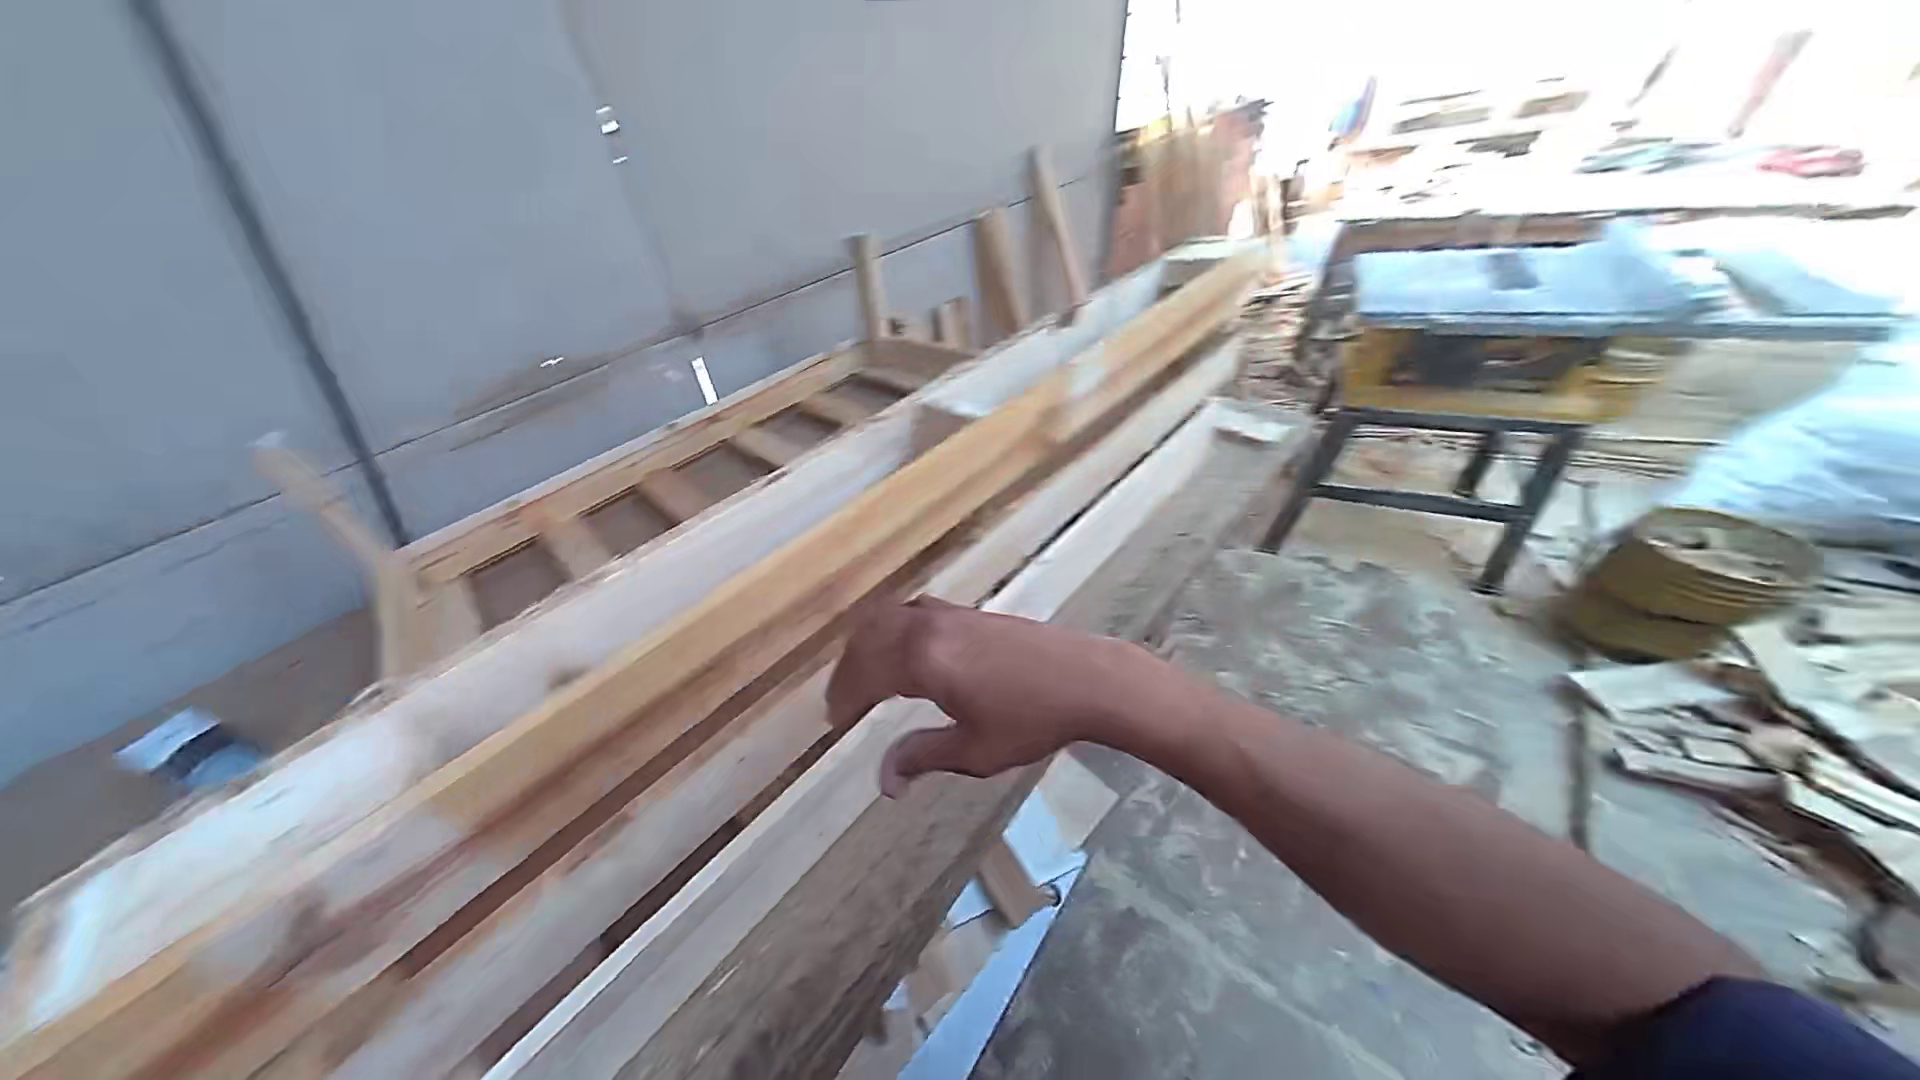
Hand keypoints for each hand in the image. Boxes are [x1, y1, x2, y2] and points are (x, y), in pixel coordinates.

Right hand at [827, 596, 1157, 796]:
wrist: (1088, 678)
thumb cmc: (1033, 719)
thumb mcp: (974, 750)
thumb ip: (922, 757)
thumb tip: (884, 783)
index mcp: (923, 660)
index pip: (864, 676)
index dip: (844, 699)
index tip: (835, 723)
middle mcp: (928, 627)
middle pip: (868, 639)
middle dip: (849, 670)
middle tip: (843, 702)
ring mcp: (950, 613)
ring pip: (888, 617)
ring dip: (868, 643)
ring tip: (865, 673)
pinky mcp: (969, 610)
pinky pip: (913, 610)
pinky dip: (893, 628)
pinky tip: (904, 648)